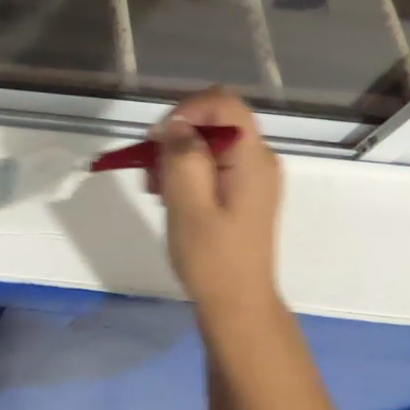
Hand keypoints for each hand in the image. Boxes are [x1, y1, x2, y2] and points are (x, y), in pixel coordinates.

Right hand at [148, 87, 282, 312]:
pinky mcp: (242, 192)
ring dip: (175, 156)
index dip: (187, 110)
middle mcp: (259, 160)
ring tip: (157, 190)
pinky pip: (211, 163)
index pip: (223, 103)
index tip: (159, 140)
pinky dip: (185, 171)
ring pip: (208, 142)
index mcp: (252, 159)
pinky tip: (170, 197)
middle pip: (214, 120)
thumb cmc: (212, 258)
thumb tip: (176, 124)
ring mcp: (252, 176)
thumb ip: (183, 157)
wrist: (237, 305)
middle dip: (175, 136)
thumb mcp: (188, 205)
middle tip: (151, 172)